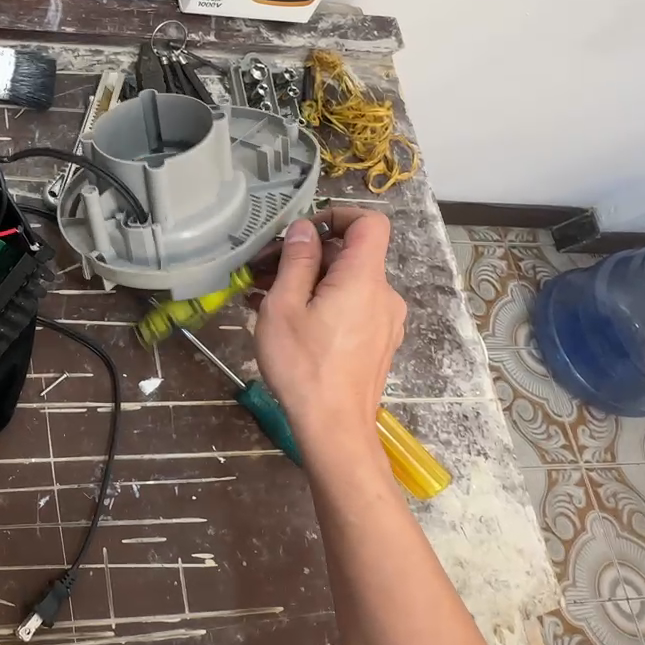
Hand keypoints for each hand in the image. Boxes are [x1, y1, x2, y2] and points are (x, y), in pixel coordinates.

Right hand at [255, 207, 406, 474]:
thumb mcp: (284, 307)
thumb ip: (296, 261)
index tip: (300, 231)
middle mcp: (383, 294)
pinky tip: (284, 320)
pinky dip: (319, 302)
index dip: (337, 215)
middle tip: (259, 269)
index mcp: (363, 279)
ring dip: (306, 280)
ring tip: (260, 296)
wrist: (334, 429)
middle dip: (305, 254)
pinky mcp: (377, 342)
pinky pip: (350, 306)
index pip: (369, 223)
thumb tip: (303, 228)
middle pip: (350, 255)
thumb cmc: (303, 364)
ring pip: (346, 283)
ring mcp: (384, 321)